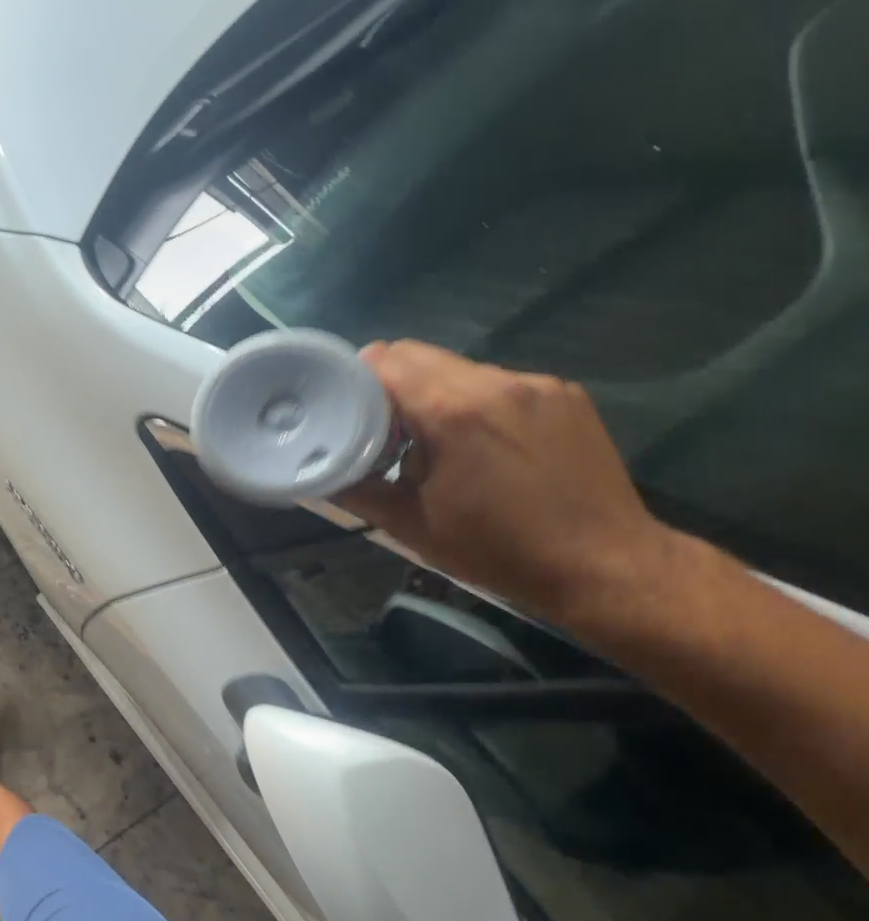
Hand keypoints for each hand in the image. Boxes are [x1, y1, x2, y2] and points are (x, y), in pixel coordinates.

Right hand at [340, 340, 679, 624]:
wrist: (604, 565)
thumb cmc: (497, 550)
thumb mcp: (409, 525)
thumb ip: (356, 488)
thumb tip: (317, 471)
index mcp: (455, 412)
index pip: (385, 361)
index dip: (354, 378)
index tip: (342, 408)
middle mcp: (498, 384)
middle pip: (420, 356)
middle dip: (389, 384)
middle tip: (378, 428)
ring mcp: (538, 386)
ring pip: (459, 368)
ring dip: (433, 395)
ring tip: (431, 442)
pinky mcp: (566, 396)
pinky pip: (499, 383)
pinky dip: (474, 403)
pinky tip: (480, 446)